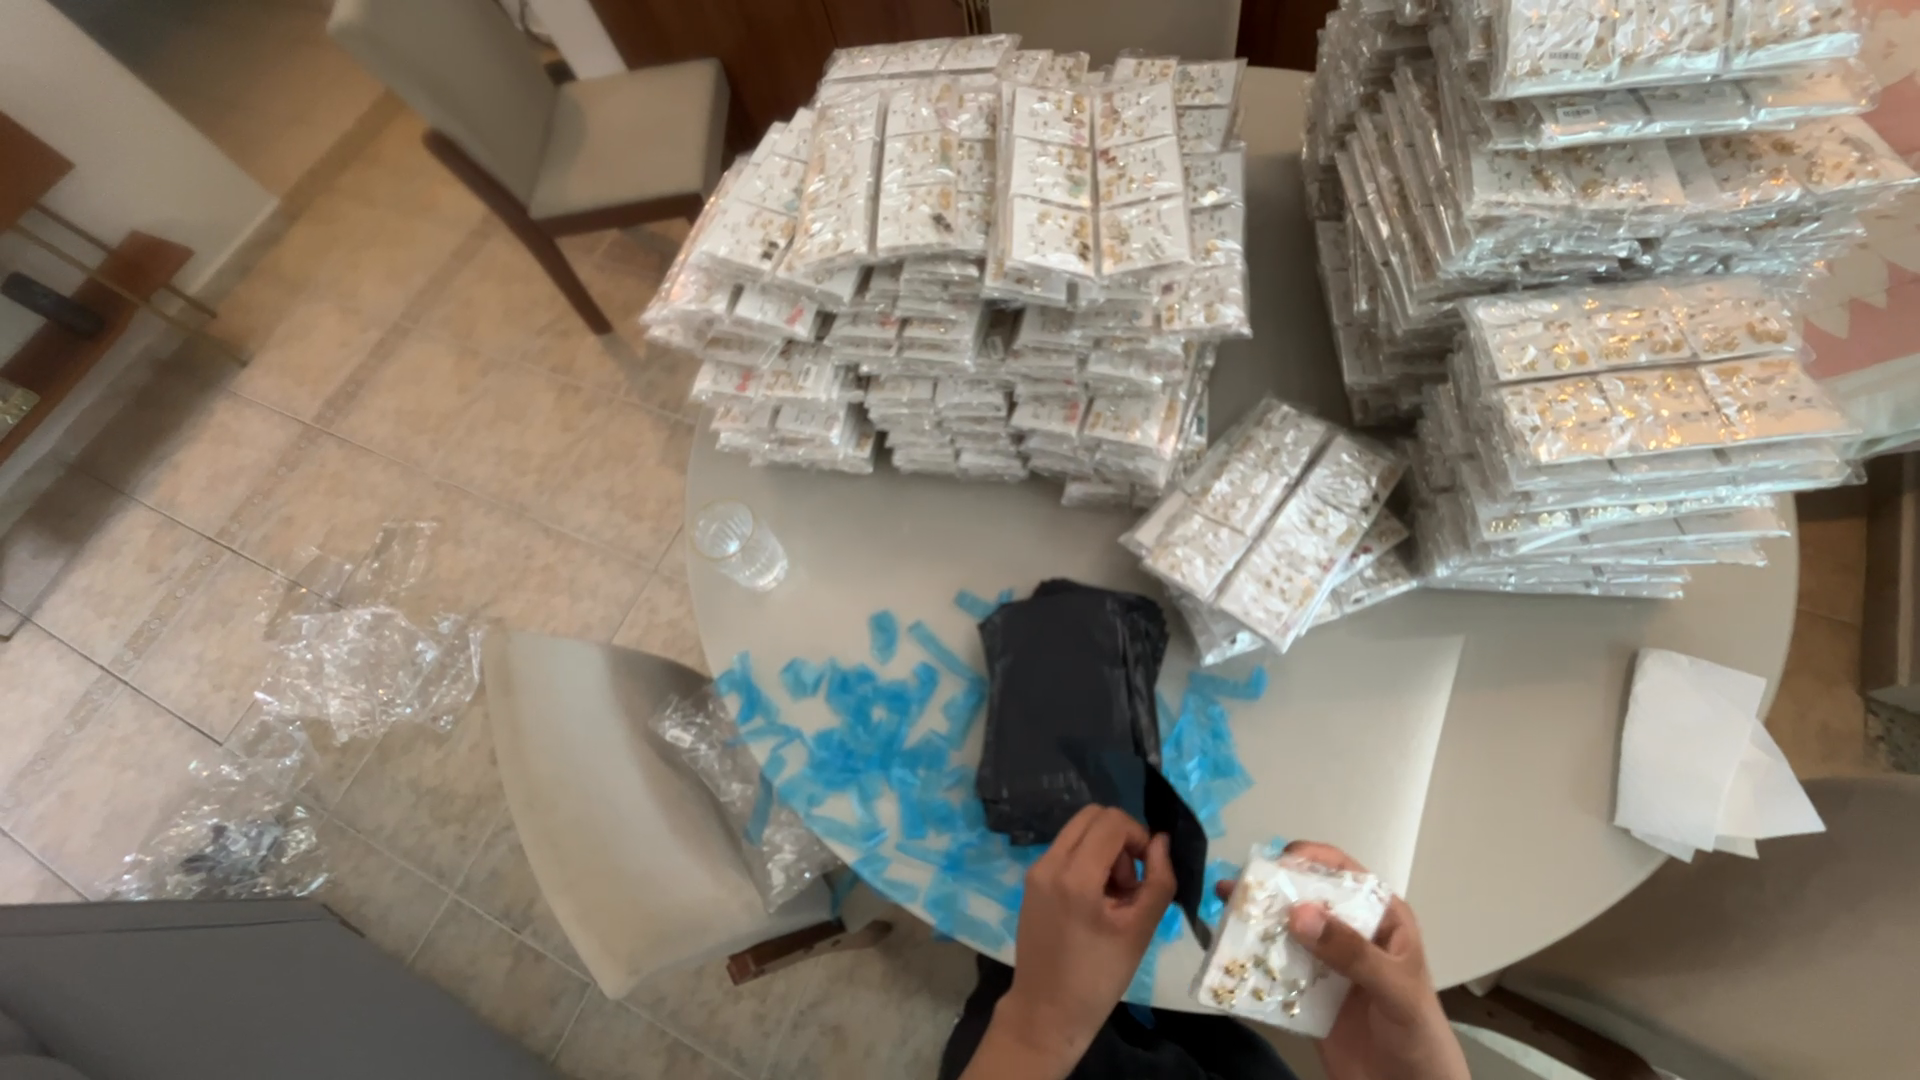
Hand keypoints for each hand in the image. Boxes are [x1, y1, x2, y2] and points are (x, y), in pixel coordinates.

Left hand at [967, 805, 1175, 1078]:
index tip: (1146, 872)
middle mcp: (1049, 862)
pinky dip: (1086, 860)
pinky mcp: (1032, 879)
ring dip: (1104, 850)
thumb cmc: (1098, 977)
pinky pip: (1065, 849)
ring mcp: (1036, 869)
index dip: (1138, 836)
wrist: (1046, 1011)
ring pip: (1079, 830)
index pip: (1111, 821)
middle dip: (1120, 839)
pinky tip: (1094, 901)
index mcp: (1074, 875)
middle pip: (1092, 815)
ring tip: (1113, 898)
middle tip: (1129, 884)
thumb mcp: (1139, 931)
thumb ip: (1157, 881)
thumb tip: (1160, 841)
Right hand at [1218, 841, 1467, 1079]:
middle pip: (1303, 893)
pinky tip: (1227, 947)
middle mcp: (1348, 929)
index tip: (1276, 864)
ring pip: (1283, 924)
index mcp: (1380, 917)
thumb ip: (1353, 952)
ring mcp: (1323, 958)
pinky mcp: (1302, 987)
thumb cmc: (1419, 1037)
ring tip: (1224, 908)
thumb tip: (1299, 911)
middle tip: (1237, 886)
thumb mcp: (1396, 991)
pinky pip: (1272, 962)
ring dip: (1253, 915)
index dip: (1310, 859)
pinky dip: (1249, 953)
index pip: (1342, 872)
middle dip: (1270, 886)